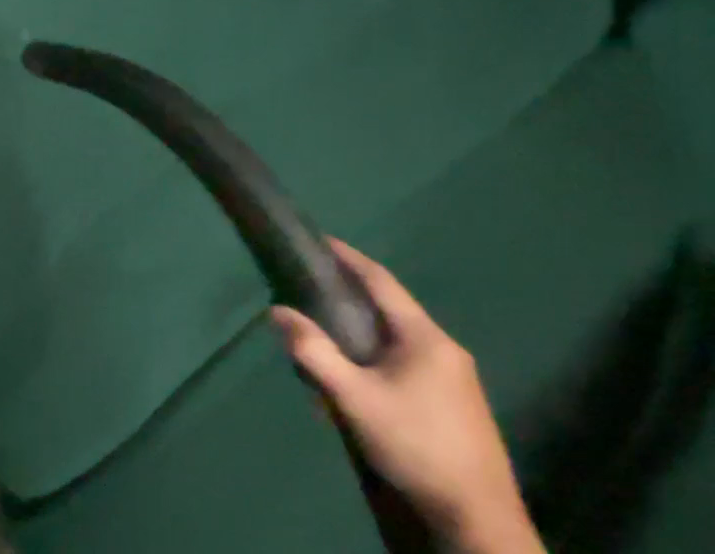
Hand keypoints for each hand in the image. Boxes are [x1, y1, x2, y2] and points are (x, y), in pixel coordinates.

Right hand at [270, 241, 542, 552]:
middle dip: (346, 302)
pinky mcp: (454, 402)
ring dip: (357, 338)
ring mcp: (455, 378)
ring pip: (395, 340)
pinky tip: (353, 384)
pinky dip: (373, 360)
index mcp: (425, 339)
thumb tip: (278, 311)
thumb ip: (313, 351)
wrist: (476, 514)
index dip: (349, 258)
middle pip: (388, 310)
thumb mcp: (353, 397)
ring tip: (322, 348)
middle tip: (306, 298)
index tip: (319, 240)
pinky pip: (405, 364)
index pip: (382, 282)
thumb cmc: (414, 443)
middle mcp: (445, 349)